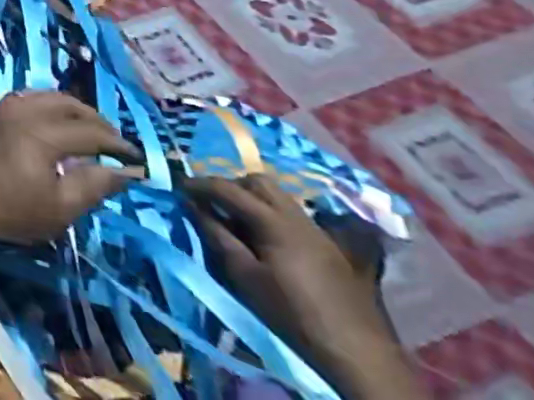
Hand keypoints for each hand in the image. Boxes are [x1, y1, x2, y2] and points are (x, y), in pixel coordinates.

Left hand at [0, 92, 140, 241]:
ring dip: (67, 107)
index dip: (118, 144)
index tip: (135, 158)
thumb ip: (94, 186)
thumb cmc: (3, 208)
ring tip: (83, 127)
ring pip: (41, 95)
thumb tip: (127, 171)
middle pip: (66, 103)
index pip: (92, 132)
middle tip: (112, 139)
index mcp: (44, 133)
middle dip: (95, 119)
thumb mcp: (58, 208)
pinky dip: (42, 105)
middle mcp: (22, 111)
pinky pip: (21, 98)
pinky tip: (46, 123)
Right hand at [188, 176, 421, 399]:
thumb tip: (190, 204)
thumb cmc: (290, 312)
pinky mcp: (332, 248)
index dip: (198, 185)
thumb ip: (215, 234)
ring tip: (235, 220)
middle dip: (230, 186)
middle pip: (259, 183)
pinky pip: (294, 216)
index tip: (178, 189)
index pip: (228, 188)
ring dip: (252, 200)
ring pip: (280, 197)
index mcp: (275, 222)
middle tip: (210, 203)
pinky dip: (272, 215)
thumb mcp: (243, 274)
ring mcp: (320, 232)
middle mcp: (300, 218)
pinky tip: (265, 238)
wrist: (355, 351)